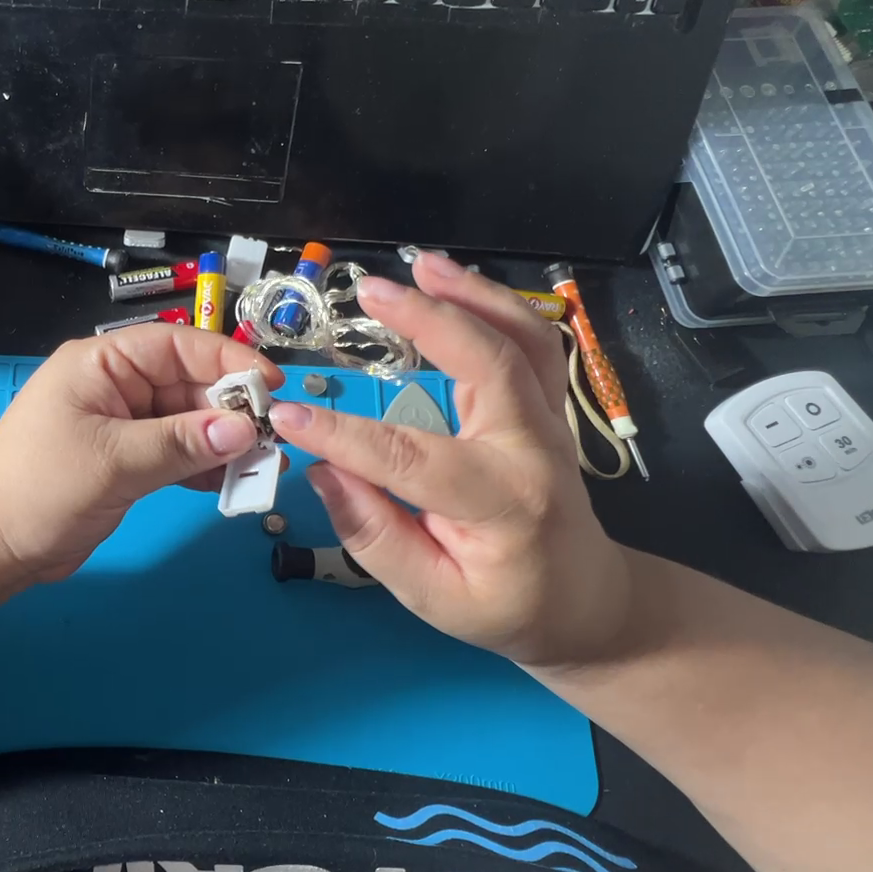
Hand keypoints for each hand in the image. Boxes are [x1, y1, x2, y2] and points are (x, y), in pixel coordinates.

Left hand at [0, 325, 283, 581]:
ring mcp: (123, 425)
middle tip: (273, 441)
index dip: (225, 361)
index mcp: (102, 365)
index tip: (271, 385)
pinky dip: (203, 467)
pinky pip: (177, 453)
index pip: (175, 346)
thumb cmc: (40, 488)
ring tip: (261, 468)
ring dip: (223, 444)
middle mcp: (116, 387)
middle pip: (187, 385)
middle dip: (230, 411)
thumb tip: (245, 429)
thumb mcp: (113, 461)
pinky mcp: (128, 460)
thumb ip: (181, 443)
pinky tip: (230, 484)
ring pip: (187, 423)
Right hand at [265, 252, 635, 667]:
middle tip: (370, 292)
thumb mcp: (431, 596)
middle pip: (489, 365)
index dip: (339, 434)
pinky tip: (451, 284)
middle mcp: (531, 450)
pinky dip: (493, 304)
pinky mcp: (547, 408)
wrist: (588, 602)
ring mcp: (548, 422)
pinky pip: (530, 343)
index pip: (406, 456)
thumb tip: (321, 471)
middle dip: (427, 321)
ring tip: (418, 264)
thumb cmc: (505, 607)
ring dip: (470, 294)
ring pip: (520, 340)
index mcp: (500, 503)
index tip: (284, 414)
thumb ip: (373, 535)